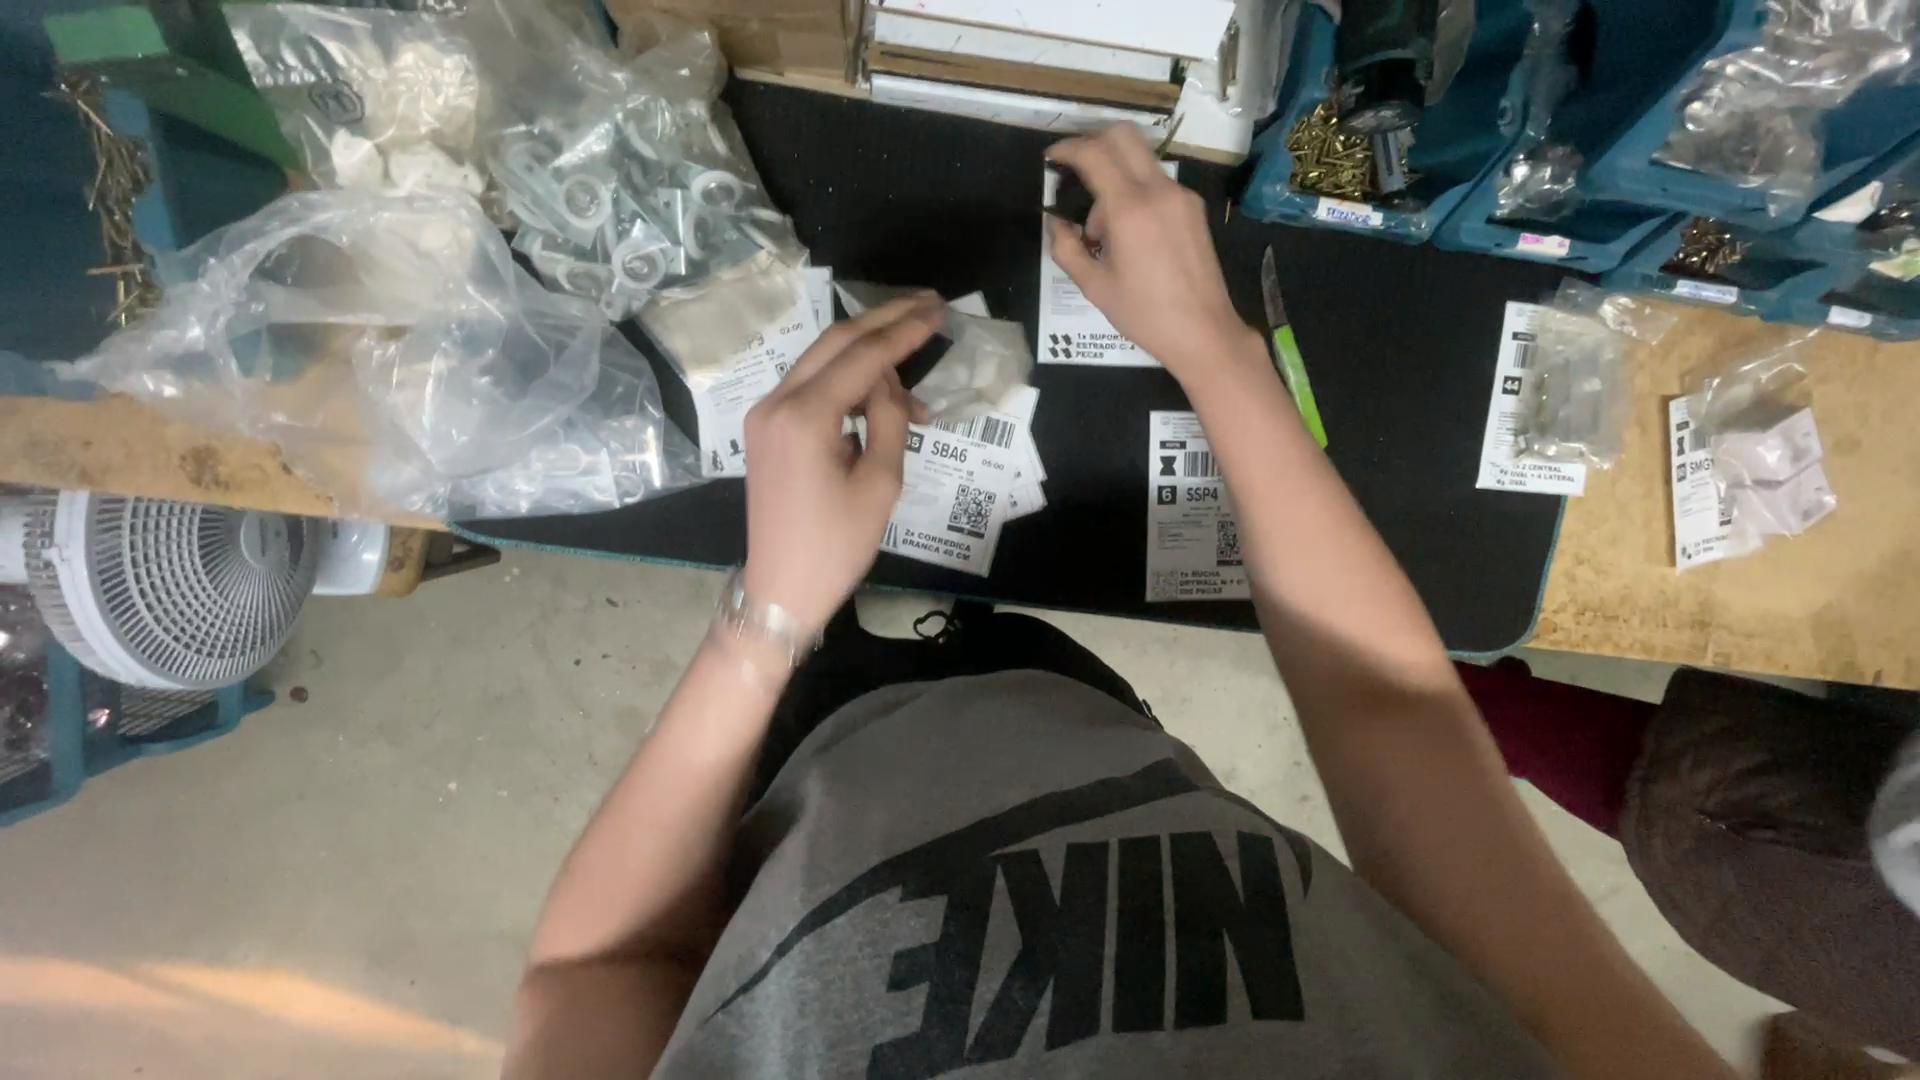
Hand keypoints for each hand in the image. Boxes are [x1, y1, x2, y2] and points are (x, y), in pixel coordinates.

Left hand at [739, 293, 941, 634]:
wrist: (781, 589)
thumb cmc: (837, 546)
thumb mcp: (881, 484)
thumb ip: (890, 419)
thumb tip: (891, 383)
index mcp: (804, 417)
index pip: (862, 355)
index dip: (904, 330)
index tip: (939, 309)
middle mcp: (776, 403)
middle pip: (834, 341)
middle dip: (883, 319)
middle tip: (928, 304)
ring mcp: (765, 415)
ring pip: (822, 361)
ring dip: (868, 353)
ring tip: (915, 349)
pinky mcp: (767, 430)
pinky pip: (812, 389)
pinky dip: (847, 383)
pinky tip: (882, 395)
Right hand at [1046, 126, 1261, 384]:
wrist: (1202, 331)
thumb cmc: (1144, 314)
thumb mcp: (1094, 287)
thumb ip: (1068, 249)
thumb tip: (1057, 224)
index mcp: (1130, 210)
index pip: (1094, 154)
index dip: (1067, 149)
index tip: (1051, 159)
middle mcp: (1158, 191)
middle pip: (1122, 136)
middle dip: (1092, 143)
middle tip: (1073, 170)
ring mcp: (1180, 196)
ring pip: (1140, 159)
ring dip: (1113, 174)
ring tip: (1100, 226)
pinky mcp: (1193, 208)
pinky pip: (1156, 182)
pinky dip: (1134, 191)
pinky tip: (1126, 233)